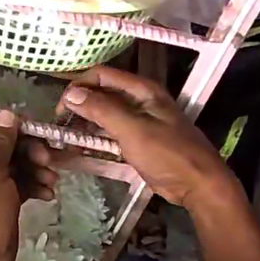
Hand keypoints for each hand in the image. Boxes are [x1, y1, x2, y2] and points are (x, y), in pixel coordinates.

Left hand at [0, 111, 56, 260]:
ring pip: (19, 164)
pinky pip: (23, 184)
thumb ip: (0, 141)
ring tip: (51, 181)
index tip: (35, 128)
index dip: (11, 124)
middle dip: (29, 149)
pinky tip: (48, 194)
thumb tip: (7, 112)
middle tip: (48, 159)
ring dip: (37, 168)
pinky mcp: (5, 200)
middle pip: (7, 144)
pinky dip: (36, 186)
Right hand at [56, 67, 244, 213]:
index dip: (78, 87)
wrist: (198, 184)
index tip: (62, 110)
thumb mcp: (132, 129)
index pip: (101, 76)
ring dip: (85, 122)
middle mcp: (140, 99)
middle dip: (78, 105)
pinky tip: (82, 148)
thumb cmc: (168, 154)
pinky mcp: (139, 139)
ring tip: (67, 139)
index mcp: (142, 89)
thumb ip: (102, 109)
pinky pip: (111, 131)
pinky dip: (95, 136)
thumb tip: (71, 94)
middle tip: (61, 127)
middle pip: (101, 93)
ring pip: (104, 113)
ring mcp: (140, 119)